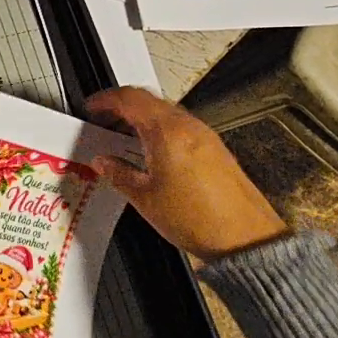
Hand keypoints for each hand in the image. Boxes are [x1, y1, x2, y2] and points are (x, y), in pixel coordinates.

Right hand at [84, 87, 287, 262]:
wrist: (245, 238)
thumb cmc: (200, 219)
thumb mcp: (144, 198)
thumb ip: (118, 174)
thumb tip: (104, 162)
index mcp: (166, 132)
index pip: (129, 98)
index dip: (105, 99)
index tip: (91, 107)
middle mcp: (188, 127)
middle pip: (148, 100)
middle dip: (121, 107)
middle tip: (103, 121)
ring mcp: (205, 137)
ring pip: (165, 113)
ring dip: (141, 119)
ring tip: (122, 139)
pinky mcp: (214, 149)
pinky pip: (180, 128)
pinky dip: (159, 131)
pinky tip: (149, 153)